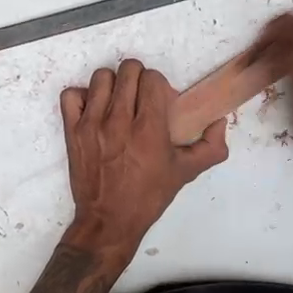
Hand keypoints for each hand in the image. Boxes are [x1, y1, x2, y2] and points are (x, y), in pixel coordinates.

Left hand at [59, 59, 228, 258]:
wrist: (108, 221)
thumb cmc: (148, 197)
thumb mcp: (186, 173)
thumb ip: (210, 147)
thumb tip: (220, 121)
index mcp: (149, 129)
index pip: (152, 79)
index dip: (159, 85)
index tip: (160, 101)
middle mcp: (119, 121)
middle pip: (128, 70)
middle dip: (139, 79)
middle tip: (141, 97)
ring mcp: (92, 124)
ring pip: (102, 78)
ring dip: (113, 85)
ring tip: (118, 102)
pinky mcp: (72, 131)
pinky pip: (72, 95)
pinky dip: (82, 97)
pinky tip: (94, 109)